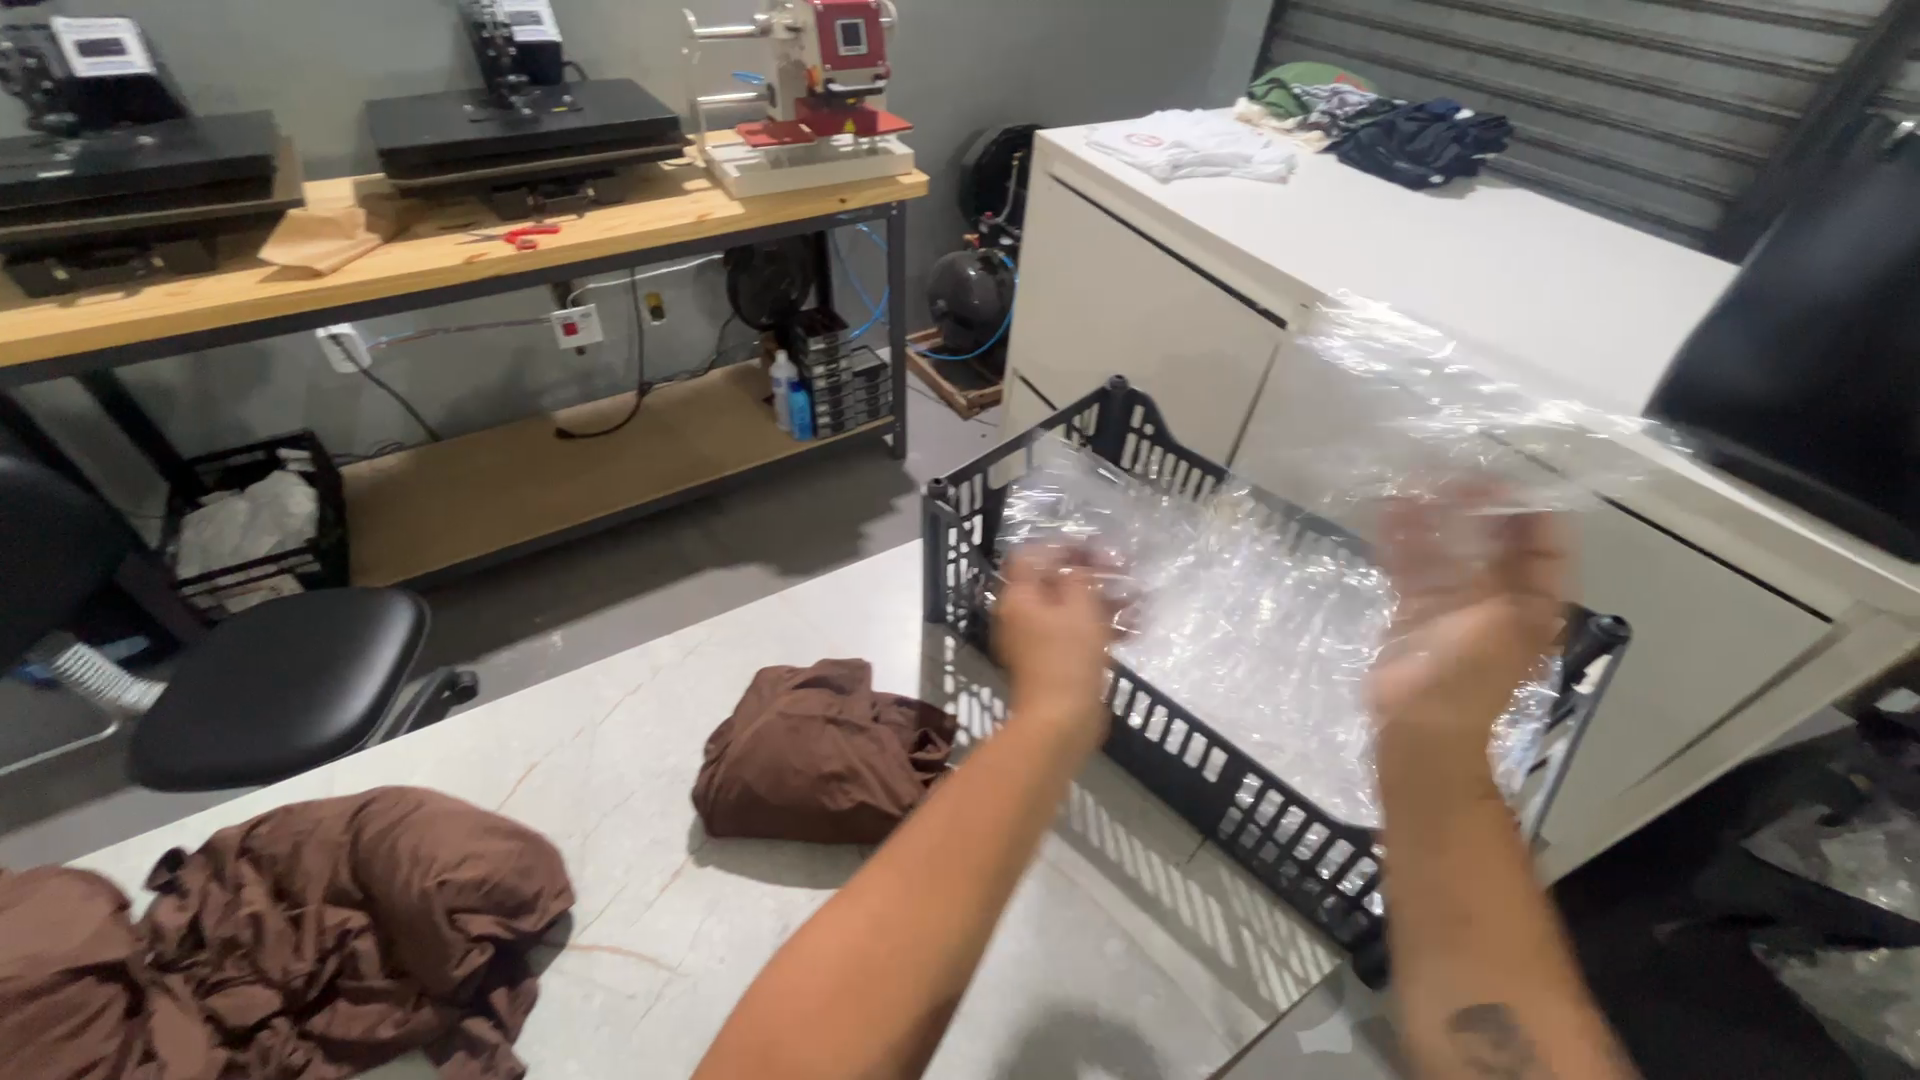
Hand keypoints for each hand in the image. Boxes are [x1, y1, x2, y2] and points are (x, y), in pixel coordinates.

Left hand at [993, 548, 1119, 755]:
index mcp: (1018, 597)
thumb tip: (1079, 564)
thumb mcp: (1080, 606)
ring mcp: (1036, 641)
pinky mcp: (1053, 663)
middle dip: (1094, 575)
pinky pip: (1076, 634)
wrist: (1061, 721)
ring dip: (1105, 601)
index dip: (1065, 547)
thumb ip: (1080, 576)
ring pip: (1071, 609)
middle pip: (1055, 582)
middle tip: (1126, 574)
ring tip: (1140, 602)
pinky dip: (1101, 628)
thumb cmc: (1069, 657)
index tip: (1099, 550)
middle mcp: (1020, 615)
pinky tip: (1135, 629)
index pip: (1033, 555)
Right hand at [1370, 491, 1568, 801]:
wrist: (1419, 729)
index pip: (1542, 541)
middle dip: (1471, 504)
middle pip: (1488, 538)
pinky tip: (1386, 510)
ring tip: (1412, 479)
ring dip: (1430, 516)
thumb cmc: (1466, 678)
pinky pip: (1407, 565)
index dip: (1526, 506)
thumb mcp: (1491, 616)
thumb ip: (1485, 560)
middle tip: (1445, 469)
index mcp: (1532, 600)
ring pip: (1444, 547)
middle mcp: (1496, 594)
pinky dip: (1398, 539)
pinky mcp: (1411, 609)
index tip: (1496, 475)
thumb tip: (1479, 503)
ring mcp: (1452, 601)